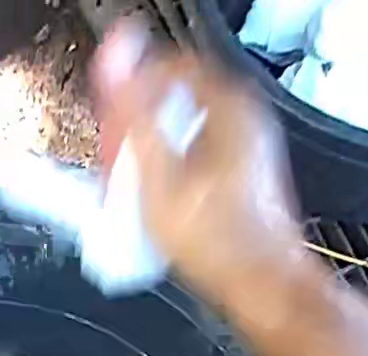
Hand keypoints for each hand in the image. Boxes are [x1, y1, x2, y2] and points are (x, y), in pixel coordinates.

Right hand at [90, 21, 315, 312]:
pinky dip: (169, 182)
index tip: (106, 117)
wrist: (261, 288)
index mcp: (227, 107)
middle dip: (135, 132)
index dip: (128, 90)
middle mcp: (242, 123)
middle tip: (111, 162)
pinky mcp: (239, 187)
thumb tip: (116, 55)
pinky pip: (194, 168)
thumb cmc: (220, 243)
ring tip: (127, 193)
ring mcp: (244, 155)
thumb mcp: (161, 178)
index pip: (168, 67)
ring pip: (183, 139)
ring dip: (148, 161)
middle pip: (174, 105)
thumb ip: (135, 115)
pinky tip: (155, 212)